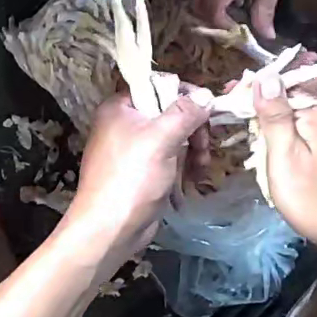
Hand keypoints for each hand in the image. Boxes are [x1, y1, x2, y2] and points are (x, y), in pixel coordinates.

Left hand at [65, 93, 211, 266]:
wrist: (109, 232)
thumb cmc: (131, 179)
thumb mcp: (161, 140)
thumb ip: (185, 113)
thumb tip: (207, 95)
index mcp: (121, 107)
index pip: (159, 85)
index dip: (186, 94)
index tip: (208, 110)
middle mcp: (126, 122)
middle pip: (171, 111)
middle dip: (194, 128)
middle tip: (205, 147)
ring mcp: (134, 148)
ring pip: (175, 135)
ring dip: (194, 149)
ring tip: (200, 168)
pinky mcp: (143, 170)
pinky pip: (171, 156)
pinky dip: (184, 164)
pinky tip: (192, 180)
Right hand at [252, 74, 316, 259]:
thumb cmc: (316, 200)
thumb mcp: (285, 157)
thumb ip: (275, 115)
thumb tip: (265, 74)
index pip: (279, 85)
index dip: (251, 93)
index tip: (228, 102)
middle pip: (290, 99)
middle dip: (264, 110)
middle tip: (240, 127)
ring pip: (300, 116)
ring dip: (277, 126)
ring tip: (255, 141)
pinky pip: (311, 130)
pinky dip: (294, 137)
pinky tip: (282, 151)